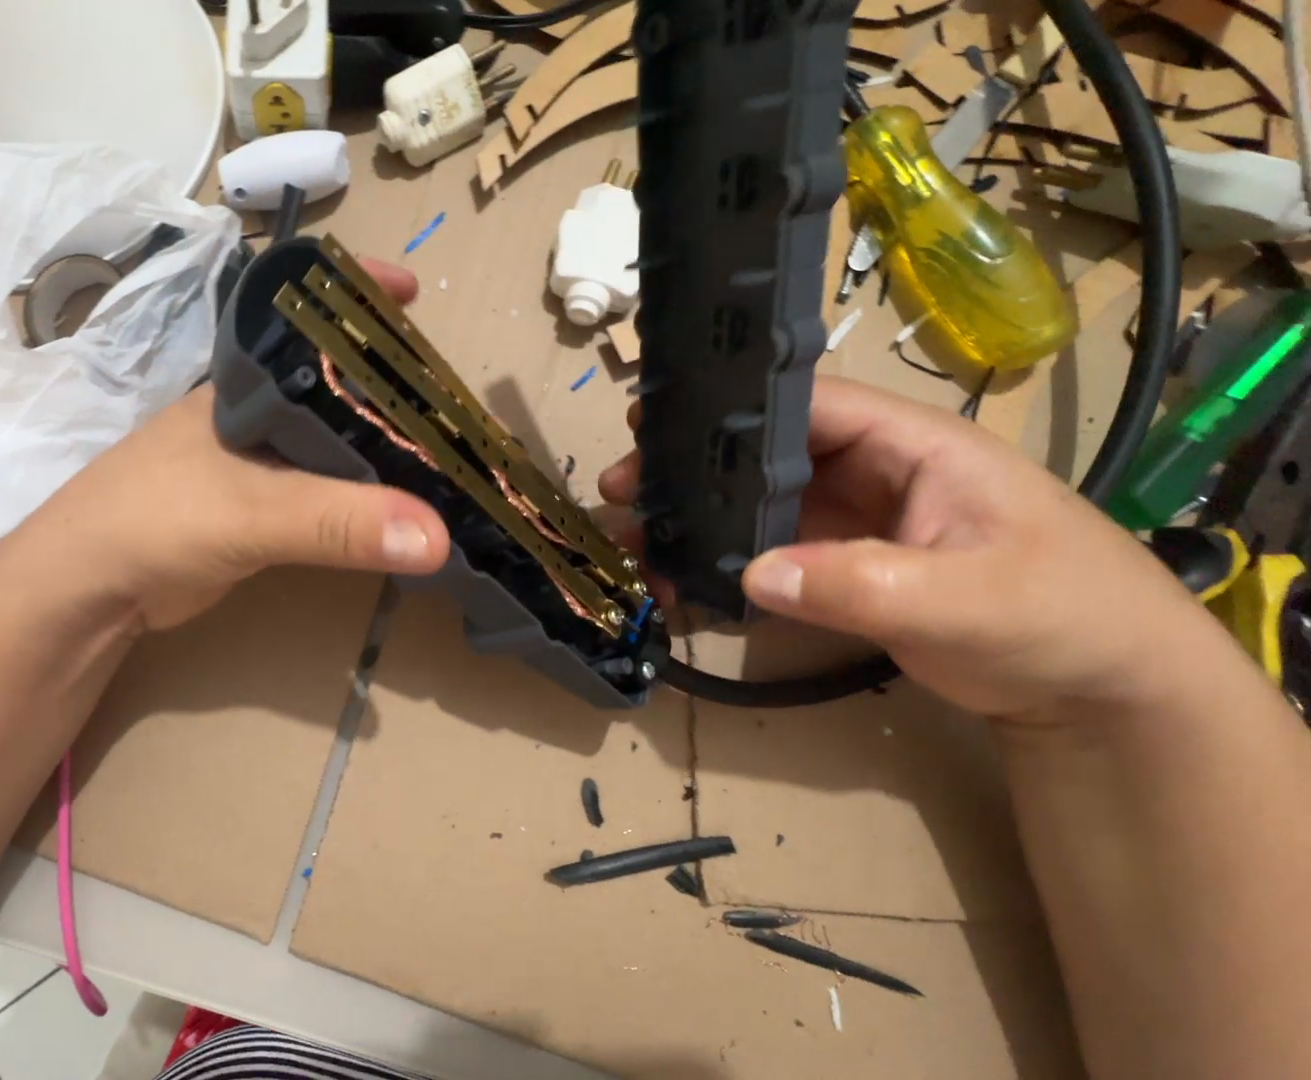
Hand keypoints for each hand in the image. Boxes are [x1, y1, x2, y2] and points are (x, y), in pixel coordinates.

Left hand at [27, 259, 450, 631]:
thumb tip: (439, 537)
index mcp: (246, 383)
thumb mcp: (248, 512)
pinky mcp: (260, 509)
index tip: (415, 293)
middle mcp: (255, 411)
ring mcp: (256, 461)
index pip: (310, 319)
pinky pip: (325, 489)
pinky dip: (362, 494)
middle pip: (335, 382)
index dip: (359, 298)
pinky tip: (396, 505)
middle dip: (392, 381)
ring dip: (382, 444)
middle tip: (456, 396)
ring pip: (334, 439)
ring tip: (446, 449)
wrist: (90, 589)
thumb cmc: (153, 520)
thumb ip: (338, 521)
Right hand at [600, 376, 1223, 718]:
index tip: (655, 422)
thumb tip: (751, 572)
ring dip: (698, 521)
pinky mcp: (844, 570)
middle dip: (693, 470)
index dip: (731, 408)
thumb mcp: (968, 599)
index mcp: (913, 446)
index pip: (809, 406)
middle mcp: (875, 473)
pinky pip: (770, 556)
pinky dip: (724, 566)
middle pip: (766, 455)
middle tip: (623, 491)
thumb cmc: (1063, 620)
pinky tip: (679, 582)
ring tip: (632, 539)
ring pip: (759, 507)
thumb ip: (861, 583)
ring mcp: (856, 524)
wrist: (1104, 695)